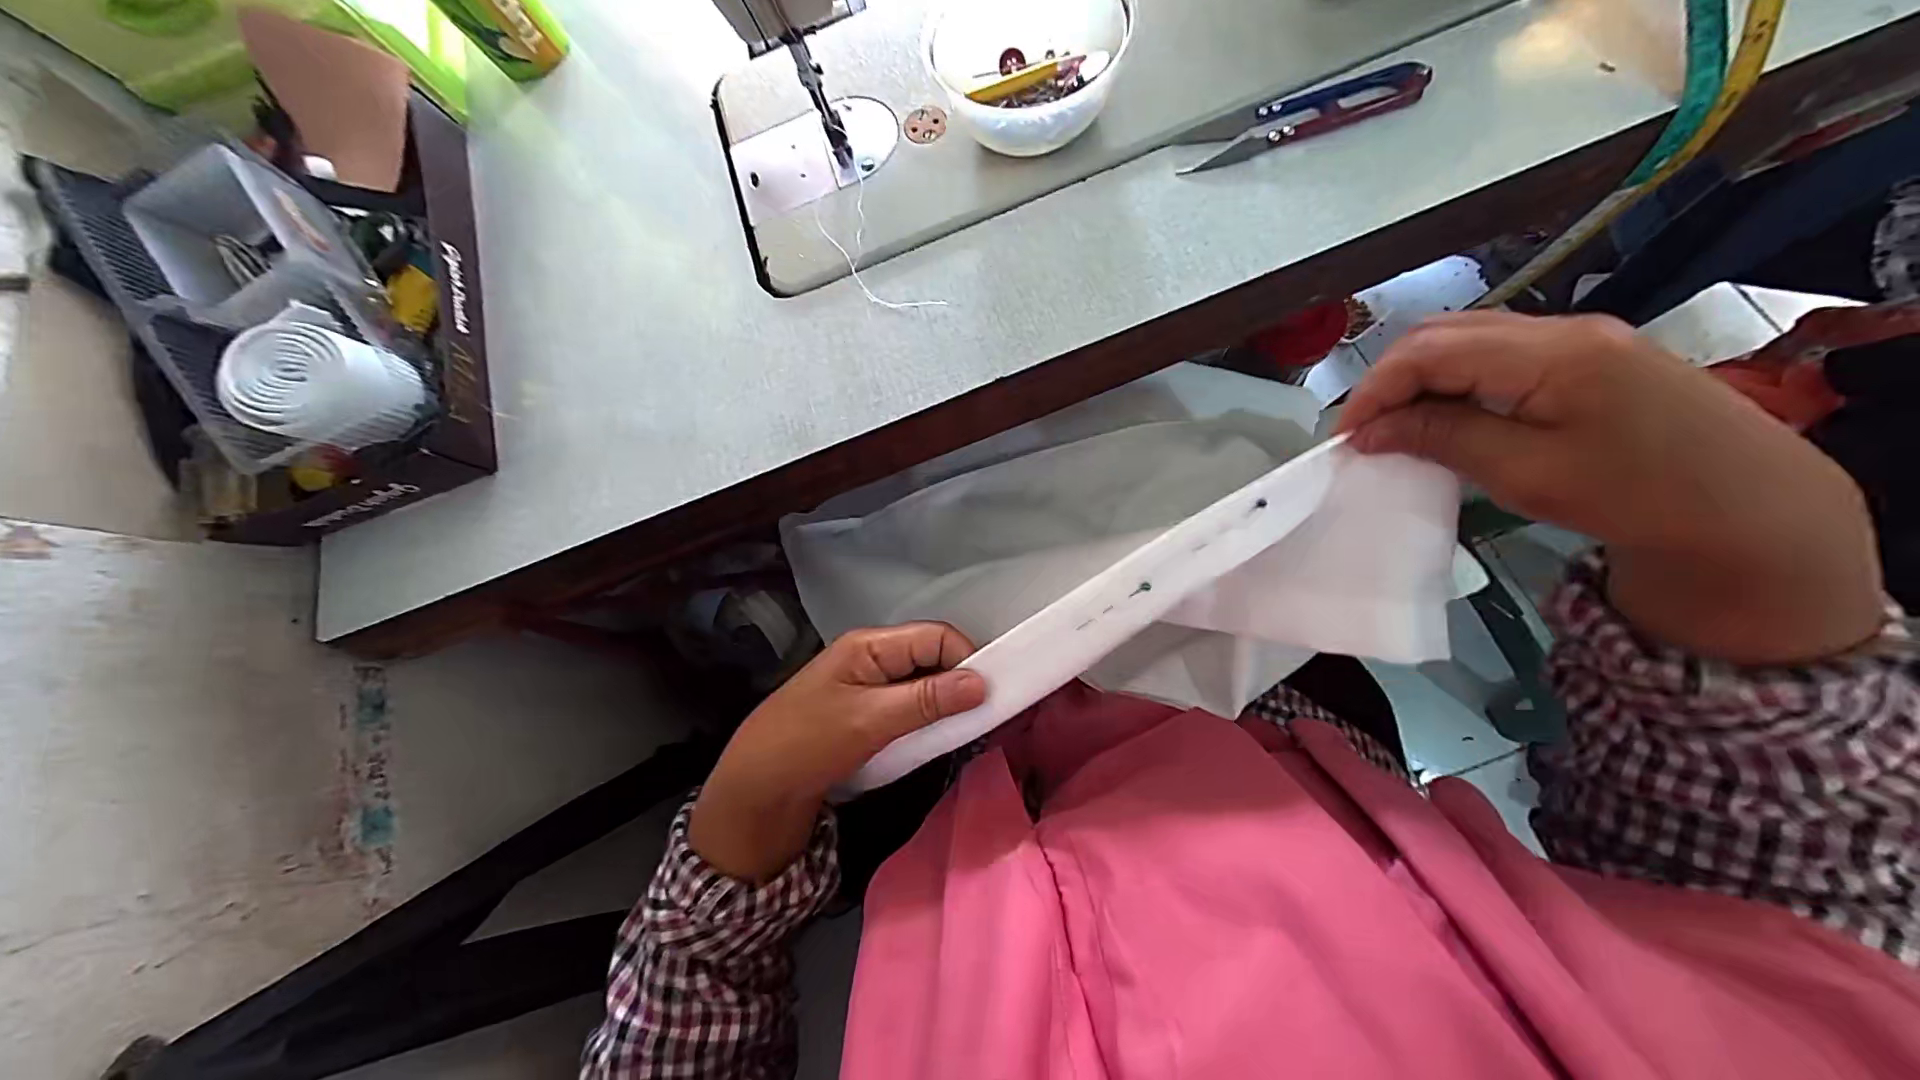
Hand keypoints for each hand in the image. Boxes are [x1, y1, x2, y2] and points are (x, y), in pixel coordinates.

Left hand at [689, 622, 986, 882]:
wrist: (755, 790)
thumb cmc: (807, 743)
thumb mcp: (870, 720)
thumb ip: (927, 700)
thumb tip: (982, 682)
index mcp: (870, 645)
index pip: (936, 637)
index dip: (966, 660)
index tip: (988, 697)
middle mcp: (872, 658)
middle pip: (932, 658)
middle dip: (958, 684)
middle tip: (981, 719)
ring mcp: (868, 687)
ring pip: (923, 685)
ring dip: (942, 706)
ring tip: (960, 732)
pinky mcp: (865, 714)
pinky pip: (908, 708)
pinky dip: (925, 722)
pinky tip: (932, 742)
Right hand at [1333, 311, 1881, 664]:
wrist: (1752, 509)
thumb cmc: (1636, 495)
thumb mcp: (1525, 473)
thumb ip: (1442, 437)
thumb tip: (1371, 430)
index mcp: (1551, 352)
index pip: (1429, 351)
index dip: (1374, 391)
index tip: (1345, 439)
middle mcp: (1561, 329)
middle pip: (1441, 333)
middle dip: (1388, 381)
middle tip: (1364, 433)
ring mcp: (1576, 338)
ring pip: (1463, 339)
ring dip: (1417, 379)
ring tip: (1394, 427)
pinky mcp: (1583, 357)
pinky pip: (1493, 355)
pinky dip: (1450, 381)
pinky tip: (1442, 416)